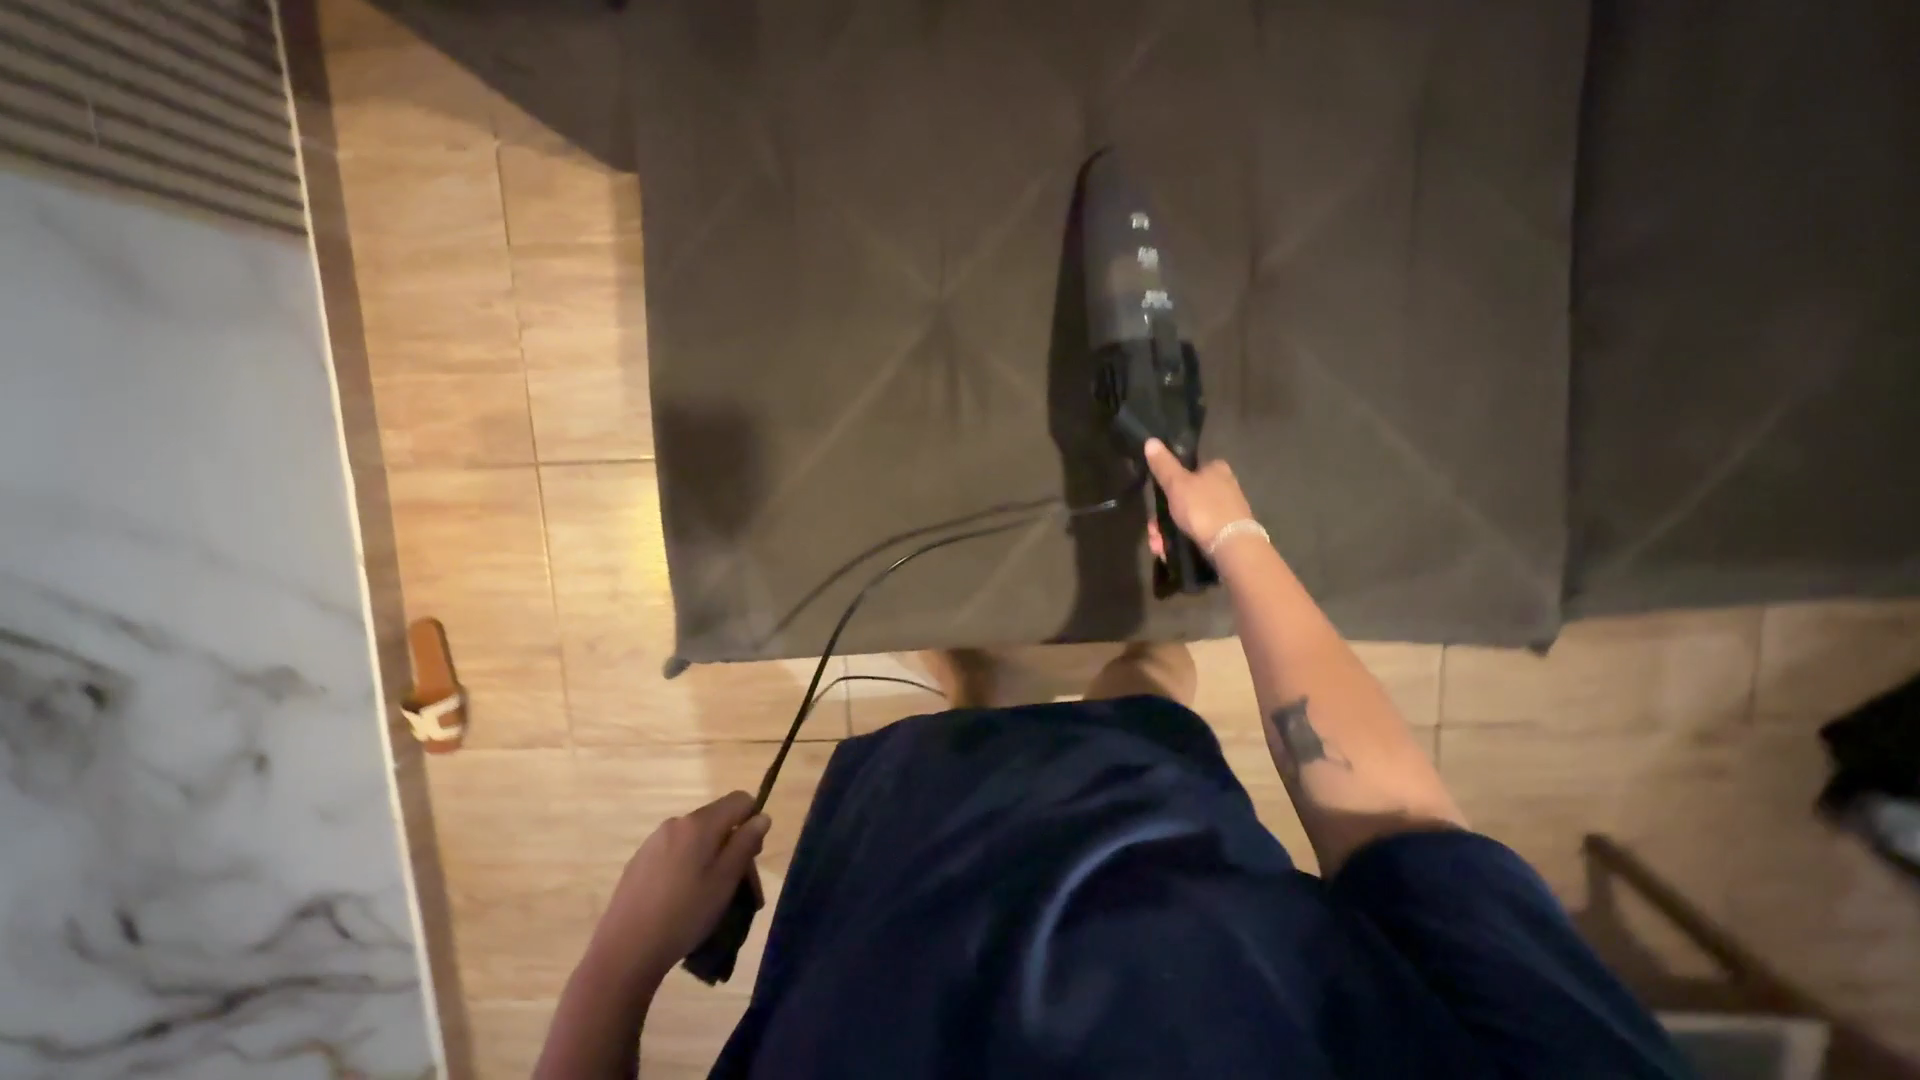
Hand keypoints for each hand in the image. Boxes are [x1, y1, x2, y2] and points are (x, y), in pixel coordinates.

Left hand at [588, 791, 769, 985]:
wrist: (625, 950)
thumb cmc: (684, 914)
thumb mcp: (725, 881)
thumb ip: (746, 844)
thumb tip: (761, 817)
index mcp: (698, 823)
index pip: (740, 800)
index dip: (753, 822)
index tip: (752, 857)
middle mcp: (675, 823)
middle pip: (718, 822)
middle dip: (734, 848)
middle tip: (740, 889)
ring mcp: (653, 842)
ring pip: (697, 840)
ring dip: (712, 860)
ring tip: (712, 898)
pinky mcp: (639, 862)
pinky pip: (676, 853)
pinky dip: (690, 868)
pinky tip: (684, 900)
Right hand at [1143, 438, 1254, 554]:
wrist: (1231, 544)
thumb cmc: (1203, 508)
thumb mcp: (1177, 484)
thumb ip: (1163, 465)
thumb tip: (1150, 440)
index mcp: (1217, 469)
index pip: (1191, 469)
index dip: (1170, 483)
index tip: (1156, 499)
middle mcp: (1225, 487)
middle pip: (1186, 498)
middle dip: (1164, 516)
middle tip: (1153, 531)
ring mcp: (1227, 511)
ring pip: (1189, 518)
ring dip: (1168, 532)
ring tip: (1157, 545)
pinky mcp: (1227, 532)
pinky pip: (1198, 533)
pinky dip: (1182, 540)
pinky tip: (1169, 551)